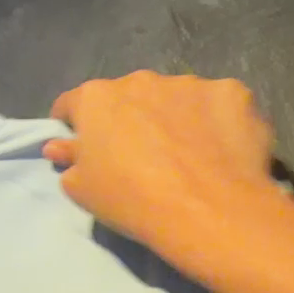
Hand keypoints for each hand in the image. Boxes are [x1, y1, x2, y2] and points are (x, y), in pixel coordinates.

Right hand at [43, 71, 281, 258]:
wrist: (210, 212)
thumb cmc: (131, 199)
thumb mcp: (81, 189)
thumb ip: (69, 159)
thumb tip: (60, 147)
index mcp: (94, 97)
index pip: (72, 104)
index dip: (74, 126)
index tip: (83, 148)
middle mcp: (138, 80)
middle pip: (125, 97)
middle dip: (128, 118)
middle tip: (139, 154)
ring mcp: (188, 83)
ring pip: (173, 97)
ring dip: (172, 116)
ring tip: (187, 153)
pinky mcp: (233, 92)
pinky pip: (216, 104)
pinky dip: (217, 120)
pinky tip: (222, 149)